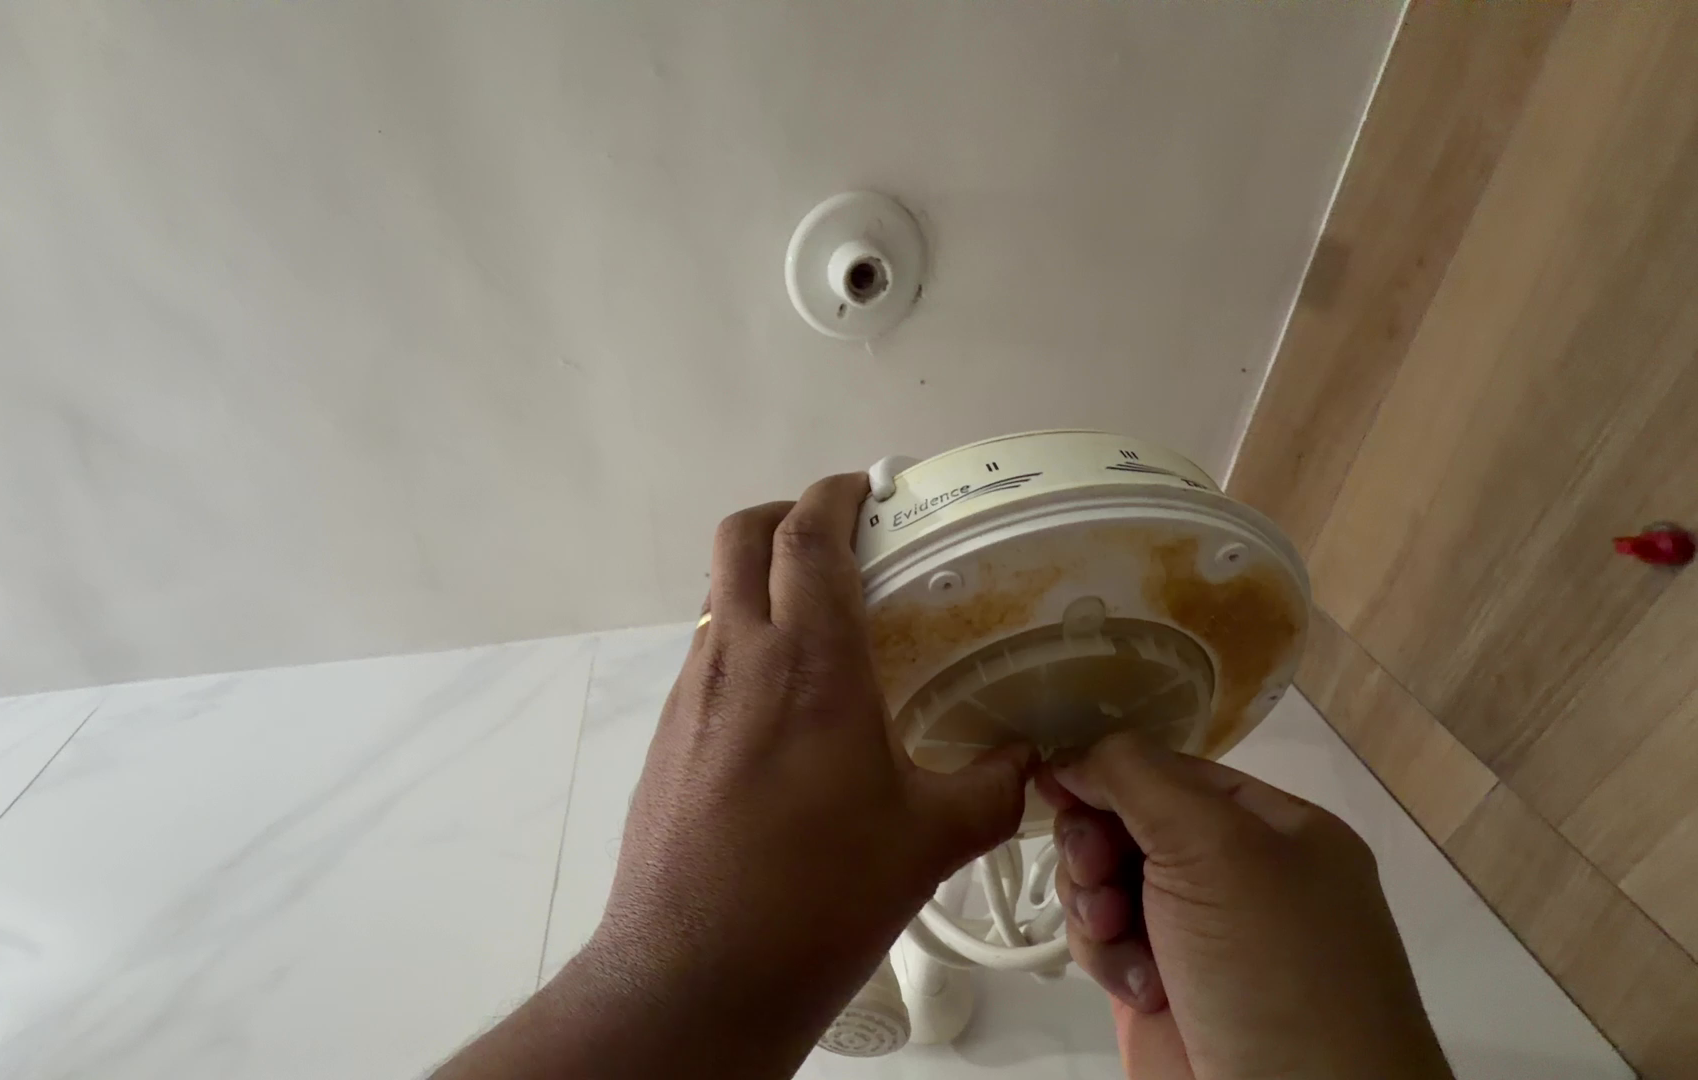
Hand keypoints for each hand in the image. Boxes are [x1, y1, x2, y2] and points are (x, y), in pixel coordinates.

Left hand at [574, 474, 1032, 1075]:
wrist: (693, 972)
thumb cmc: (816, 897)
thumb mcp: (926, 841)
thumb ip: (991, 786)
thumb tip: (1029, 760)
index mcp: (809, 663)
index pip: (808, 537)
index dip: (834, 495)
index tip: (863, 487)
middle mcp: (739, 657)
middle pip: (740, 535)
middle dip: (785, 513)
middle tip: (834, 536)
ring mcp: (692, 690)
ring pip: (720, 592)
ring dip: (760, 577)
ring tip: (815, 616)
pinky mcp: (668, 728)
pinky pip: (708, 649)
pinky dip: (743, 634)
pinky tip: (782, 696)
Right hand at [1041, 735, 1452, 1079]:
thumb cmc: (1269, 968)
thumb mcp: (1213, 845)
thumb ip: (1134, 775)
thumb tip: (1069, 755)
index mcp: (1271, 827)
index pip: (1167, 769)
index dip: (1108, 771)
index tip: (1057, 783)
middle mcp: (1234, 872)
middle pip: (1125, 819)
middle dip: (1095, 840)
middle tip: (1091, 869)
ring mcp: (1193, 929)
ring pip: (1102, 874)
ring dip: (1092, 897)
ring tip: (1112, 933)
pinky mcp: (1157, 979)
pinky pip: (1101, 933)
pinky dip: (1104, 951)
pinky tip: (1134, 984)